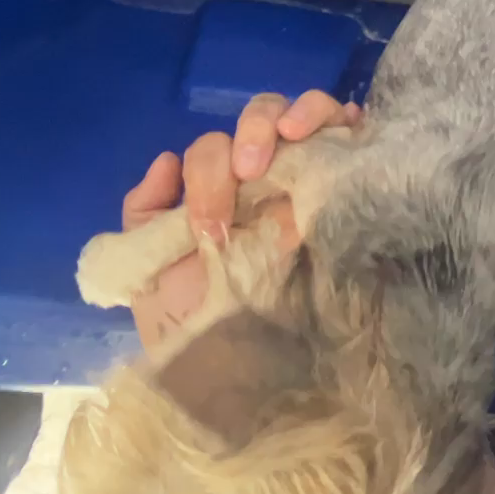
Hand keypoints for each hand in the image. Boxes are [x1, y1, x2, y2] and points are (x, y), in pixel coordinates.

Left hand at [120, 91, 361, 348]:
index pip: (216, 147)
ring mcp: (311, 178)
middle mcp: (268, 178)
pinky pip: (350, 132)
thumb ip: (144, 220)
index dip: (208, 166)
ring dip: (299, 111)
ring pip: (307, 111)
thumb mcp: (150, 279)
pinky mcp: (348, 188)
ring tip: (292, 136)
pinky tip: (346, 125)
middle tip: (250, 169)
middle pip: (261, 118)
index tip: (207, 220)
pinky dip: (345, 118)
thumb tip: (165, 161)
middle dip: (252, 130)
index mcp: (224, 193)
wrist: (262, 382)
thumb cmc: (205, 333)